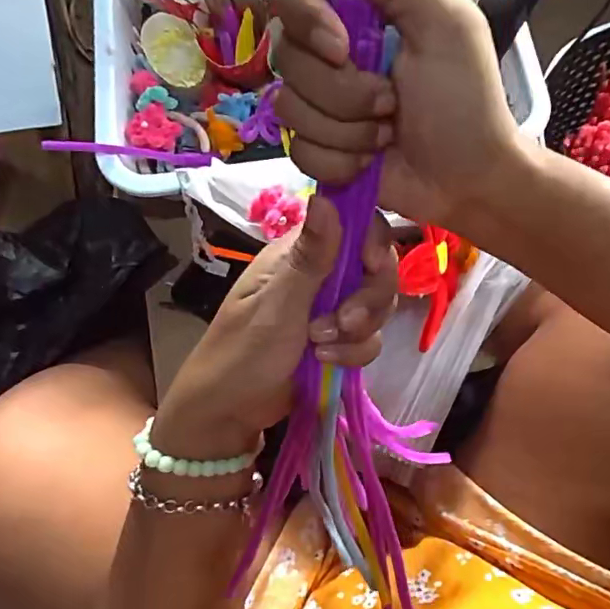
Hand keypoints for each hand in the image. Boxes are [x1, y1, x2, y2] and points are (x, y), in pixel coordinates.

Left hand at [152, 195, 395, 460]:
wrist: (230, 412)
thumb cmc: (242, 352)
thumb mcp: (278, 305)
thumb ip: (311, 257)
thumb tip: (326, 195)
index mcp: (300, 252)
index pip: (357, 225)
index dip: (373, 242)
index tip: (372, 266)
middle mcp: (323, 273)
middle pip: (378, 268)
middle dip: (368, 299)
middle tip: (344, 323)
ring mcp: (334, 307)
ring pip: (378, 305)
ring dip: (358, 331)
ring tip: (321, 348)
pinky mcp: (342, 339)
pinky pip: (371, 338)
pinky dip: (354, 353)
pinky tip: (326, 362)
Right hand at [270, 0, 527, 226]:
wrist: (470, 179)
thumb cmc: (466, 99)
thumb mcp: (441, 19)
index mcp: (363, 3)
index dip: (304, 10)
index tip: (341, 48)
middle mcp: (334, 45)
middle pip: (286, 49)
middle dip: (342, 88)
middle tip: (391, 102)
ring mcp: (325, 98)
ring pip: (290, 105)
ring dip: (346, 128)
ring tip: (387, 132)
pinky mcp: (321, 144)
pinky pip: (299, 149)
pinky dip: (340, 161)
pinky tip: (371, 160)